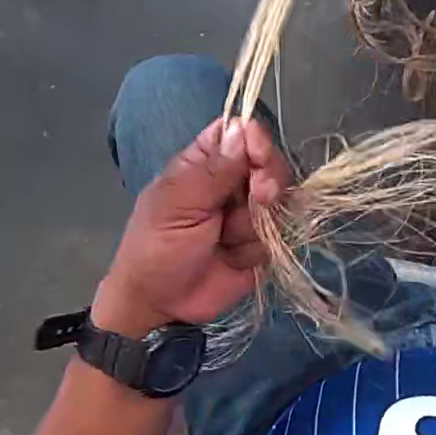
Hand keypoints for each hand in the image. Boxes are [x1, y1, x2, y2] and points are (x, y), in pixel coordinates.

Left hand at [93, 118, 292, 334]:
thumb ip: (212, 170)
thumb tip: (243, 128)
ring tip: (226, 241)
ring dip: (255, 224)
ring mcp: (250, 212)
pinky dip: (256, 249)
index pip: (240, 132)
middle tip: (259, 198)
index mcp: (205, 162)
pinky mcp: (263, 242)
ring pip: (280, 202)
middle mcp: (233, 181)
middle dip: (268, 182)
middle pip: (271, 163)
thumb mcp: (176, 205)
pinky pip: (279, 236)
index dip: (256, 139)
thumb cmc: (155, 248)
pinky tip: (234, 258)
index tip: (258, 155)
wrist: (161, 306)